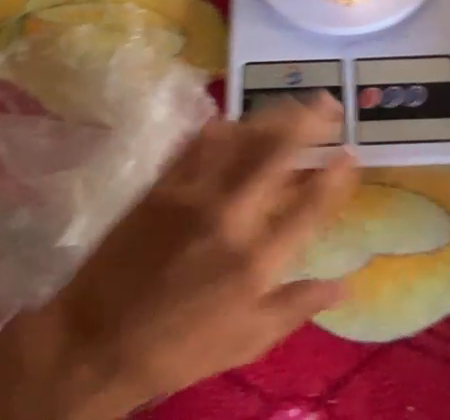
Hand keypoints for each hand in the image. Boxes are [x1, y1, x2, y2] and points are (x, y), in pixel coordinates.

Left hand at [0, 95, 356, 419]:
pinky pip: (196, 143)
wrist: (97, 340)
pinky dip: (220, 126)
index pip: (309, 205)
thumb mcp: (248, 340)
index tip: (352, 152)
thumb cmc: (179, 349)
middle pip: (278, 154)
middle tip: (328, 102)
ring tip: (292, 102)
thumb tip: (343, 283)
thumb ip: (297, 306)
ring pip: (240, 139)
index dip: (336, 175)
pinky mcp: (160, 185)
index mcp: (256, 260)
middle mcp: (230, 216)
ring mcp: (191, 194)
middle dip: (308, 122)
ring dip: (270, 116)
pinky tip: (232, 118)